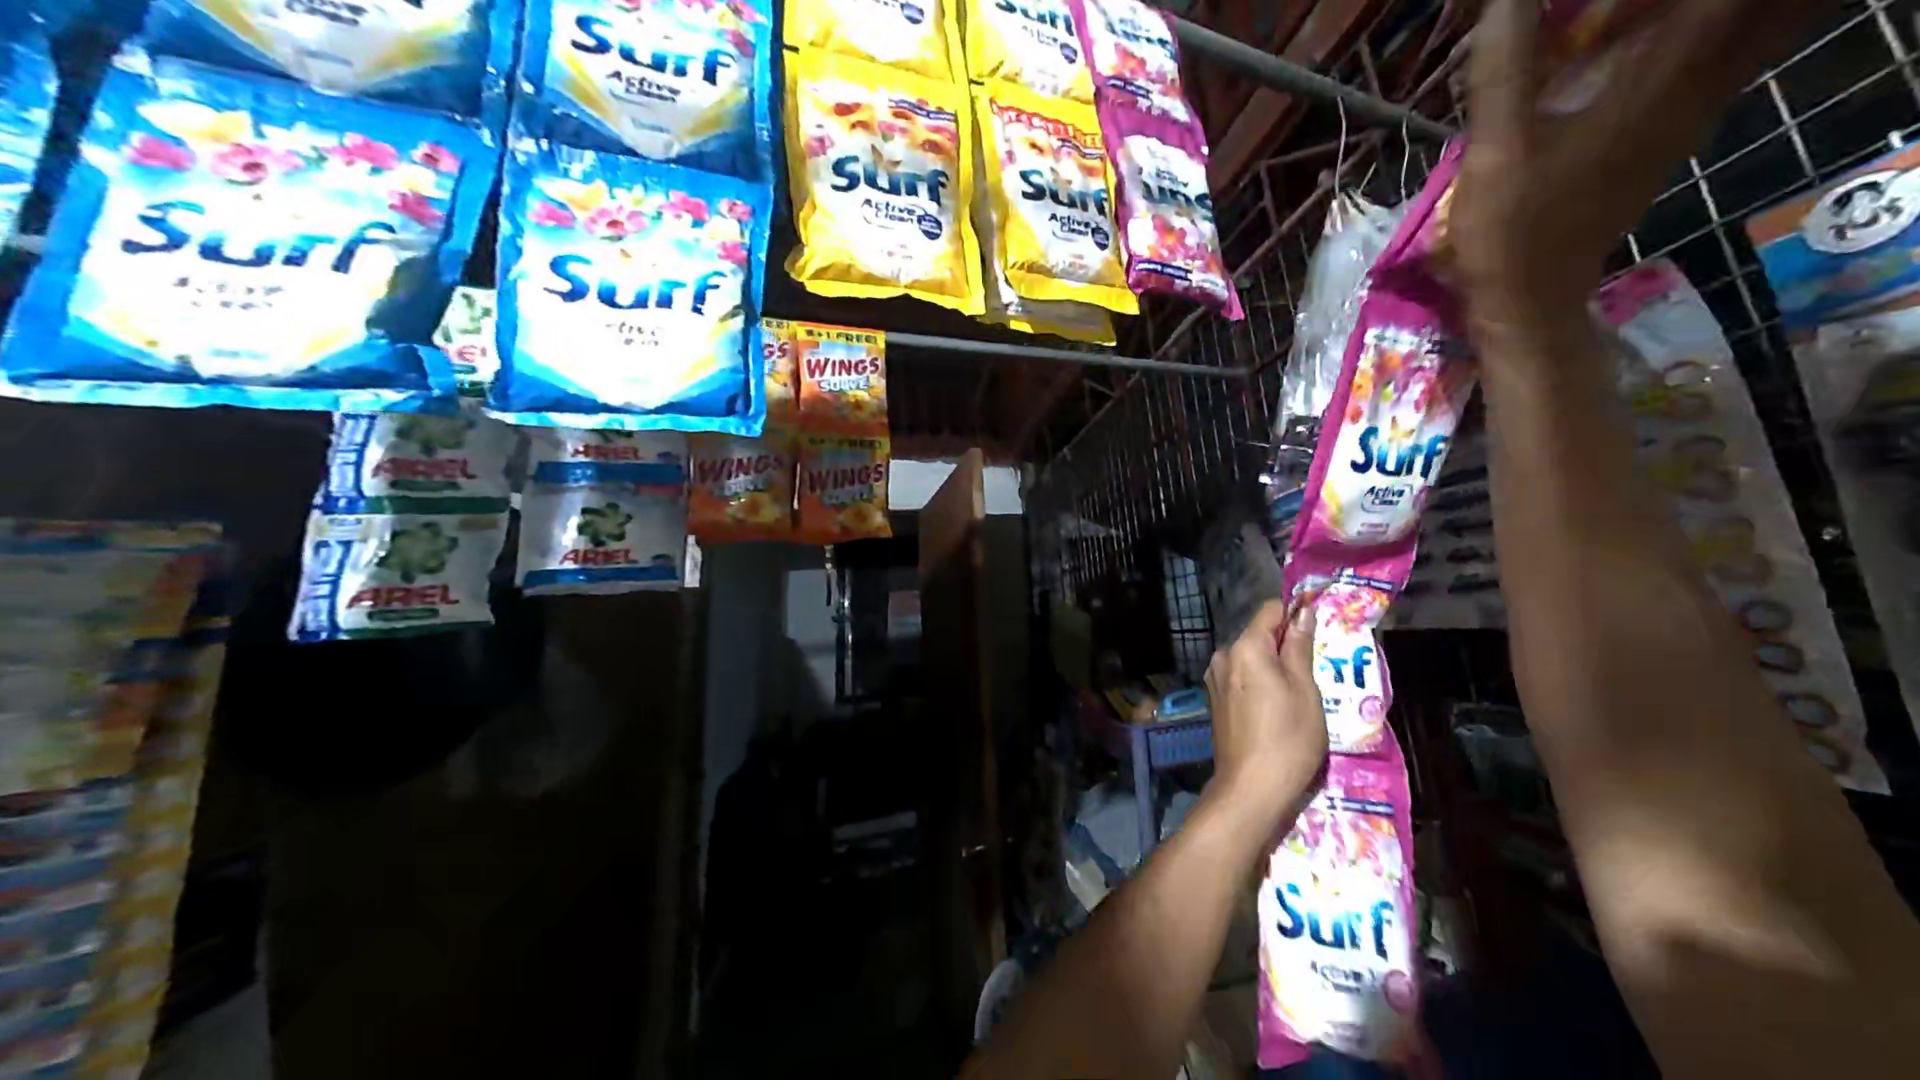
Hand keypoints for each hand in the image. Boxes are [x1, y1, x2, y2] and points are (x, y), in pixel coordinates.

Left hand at [1204, 598, 1326, 828]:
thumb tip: (1303, 612)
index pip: (1269, 612)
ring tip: (1300, 690)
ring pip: (1249, 659)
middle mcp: (1222, 657)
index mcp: (1243, 648)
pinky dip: (1260, 682)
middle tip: (1316, 666)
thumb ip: (1300, 647)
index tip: (1319, 627)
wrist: (1251, 786)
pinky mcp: (1215, 700)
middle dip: (1285, 644)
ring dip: (1273, 665)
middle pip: (1258, 636)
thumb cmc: (1288, 736)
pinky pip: (1241, 678)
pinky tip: (1278, 705)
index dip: (1295, 613)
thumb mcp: (1305, 689)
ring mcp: (1214, 680)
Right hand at [1453, 0, 1826, 341]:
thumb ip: (1506, 67)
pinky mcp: (1674, 135)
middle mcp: (1700, 81)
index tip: (1589, 8)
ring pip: (1752, 26)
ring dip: (1700, 17)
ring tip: (1618, 28)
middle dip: (1684, 9)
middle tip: (1617, 19)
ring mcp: (1695, 110)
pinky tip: (1631, 47)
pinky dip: (1700, 34)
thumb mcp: (1495, 150)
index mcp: (1662, 75)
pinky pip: (1724, 58)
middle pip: (1753, 12)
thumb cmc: (1511, 229)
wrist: (1532, 298)